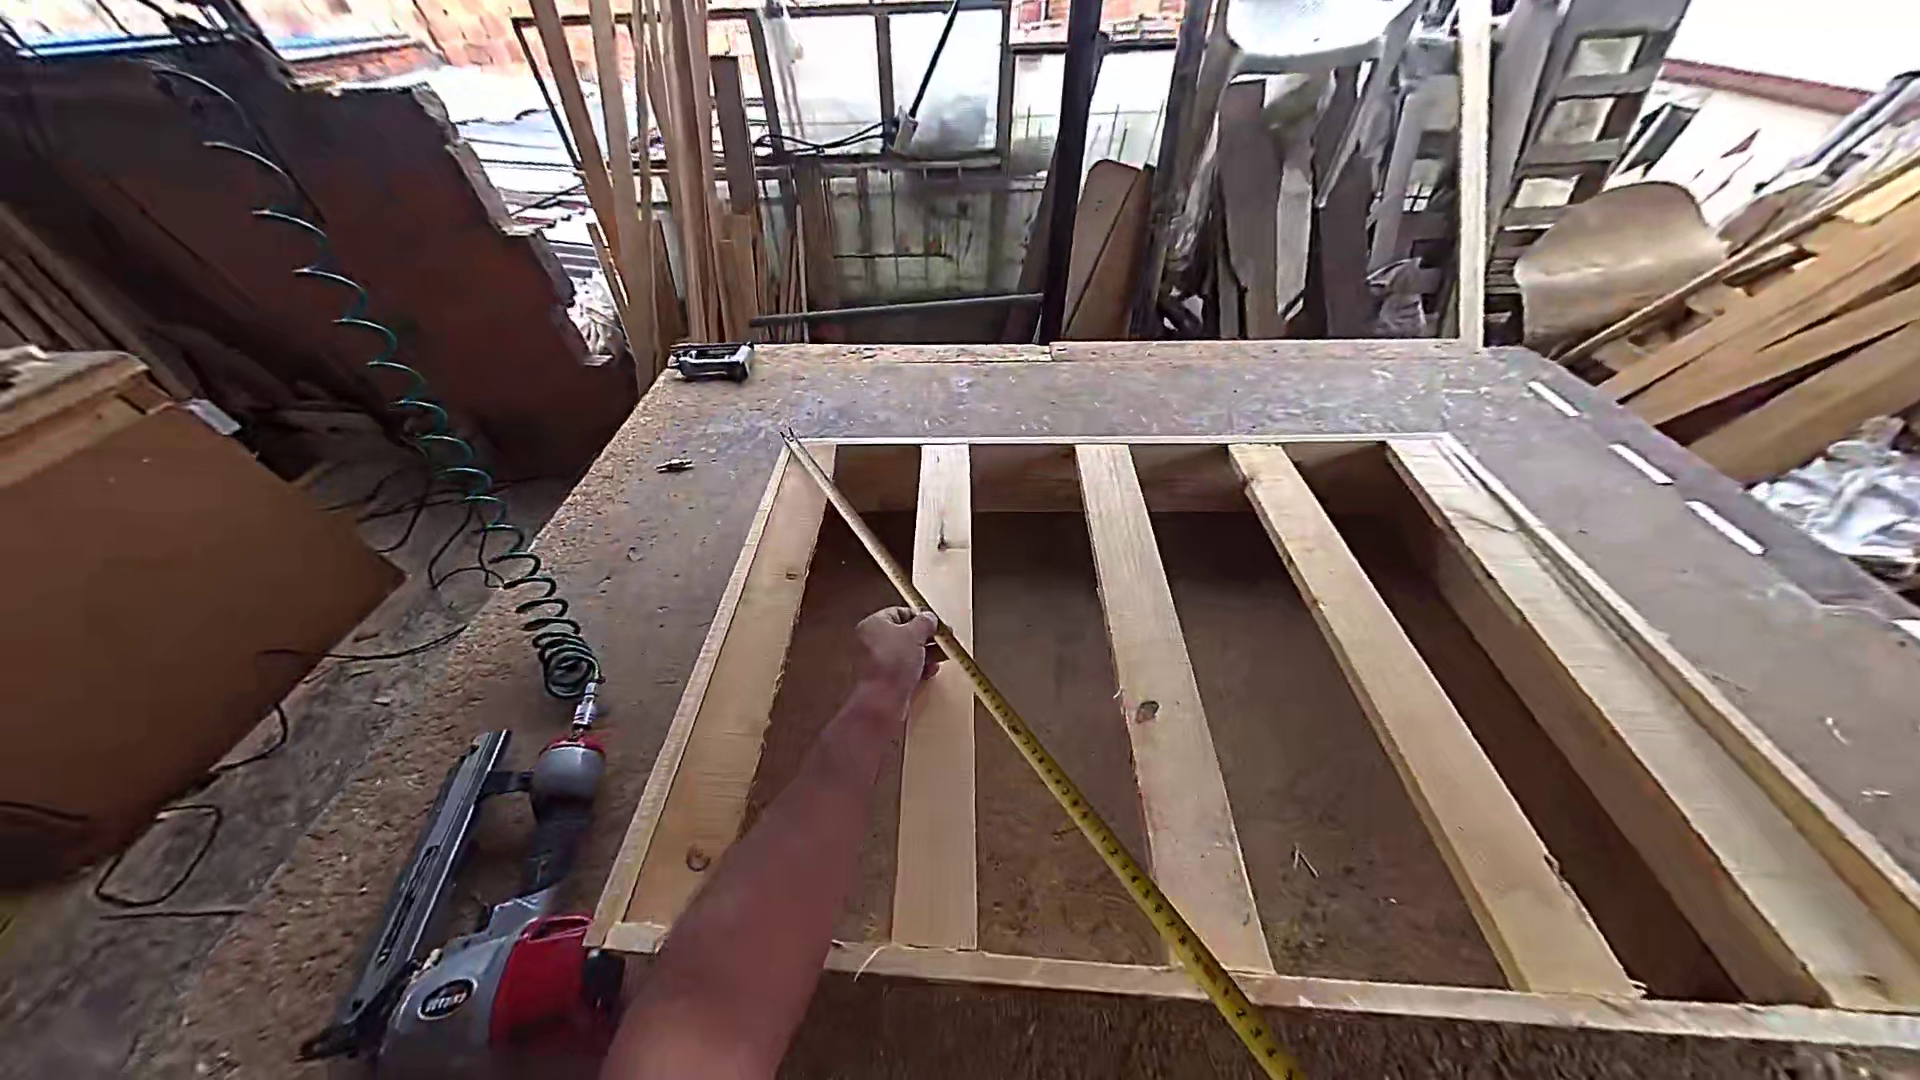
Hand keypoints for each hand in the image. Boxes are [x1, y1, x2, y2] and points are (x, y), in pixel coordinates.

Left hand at [853, 607, 941, 692]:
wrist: (881, 702)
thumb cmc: (893, 662)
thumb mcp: (915, 634)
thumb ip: (924, 622)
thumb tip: (929, 618)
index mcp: (873, 624)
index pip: (898, 612)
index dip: (919, 617)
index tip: (935, 623)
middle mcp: (871, 642)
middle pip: (903, 634)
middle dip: (926, 637)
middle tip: (944, 640)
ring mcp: (876, 663)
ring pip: (905, 653)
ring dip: (925, 653)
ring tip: (942, 656)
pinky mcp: (883, 681)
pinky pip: (903, 670)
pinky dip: (918, 668)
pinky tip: (930, 671)